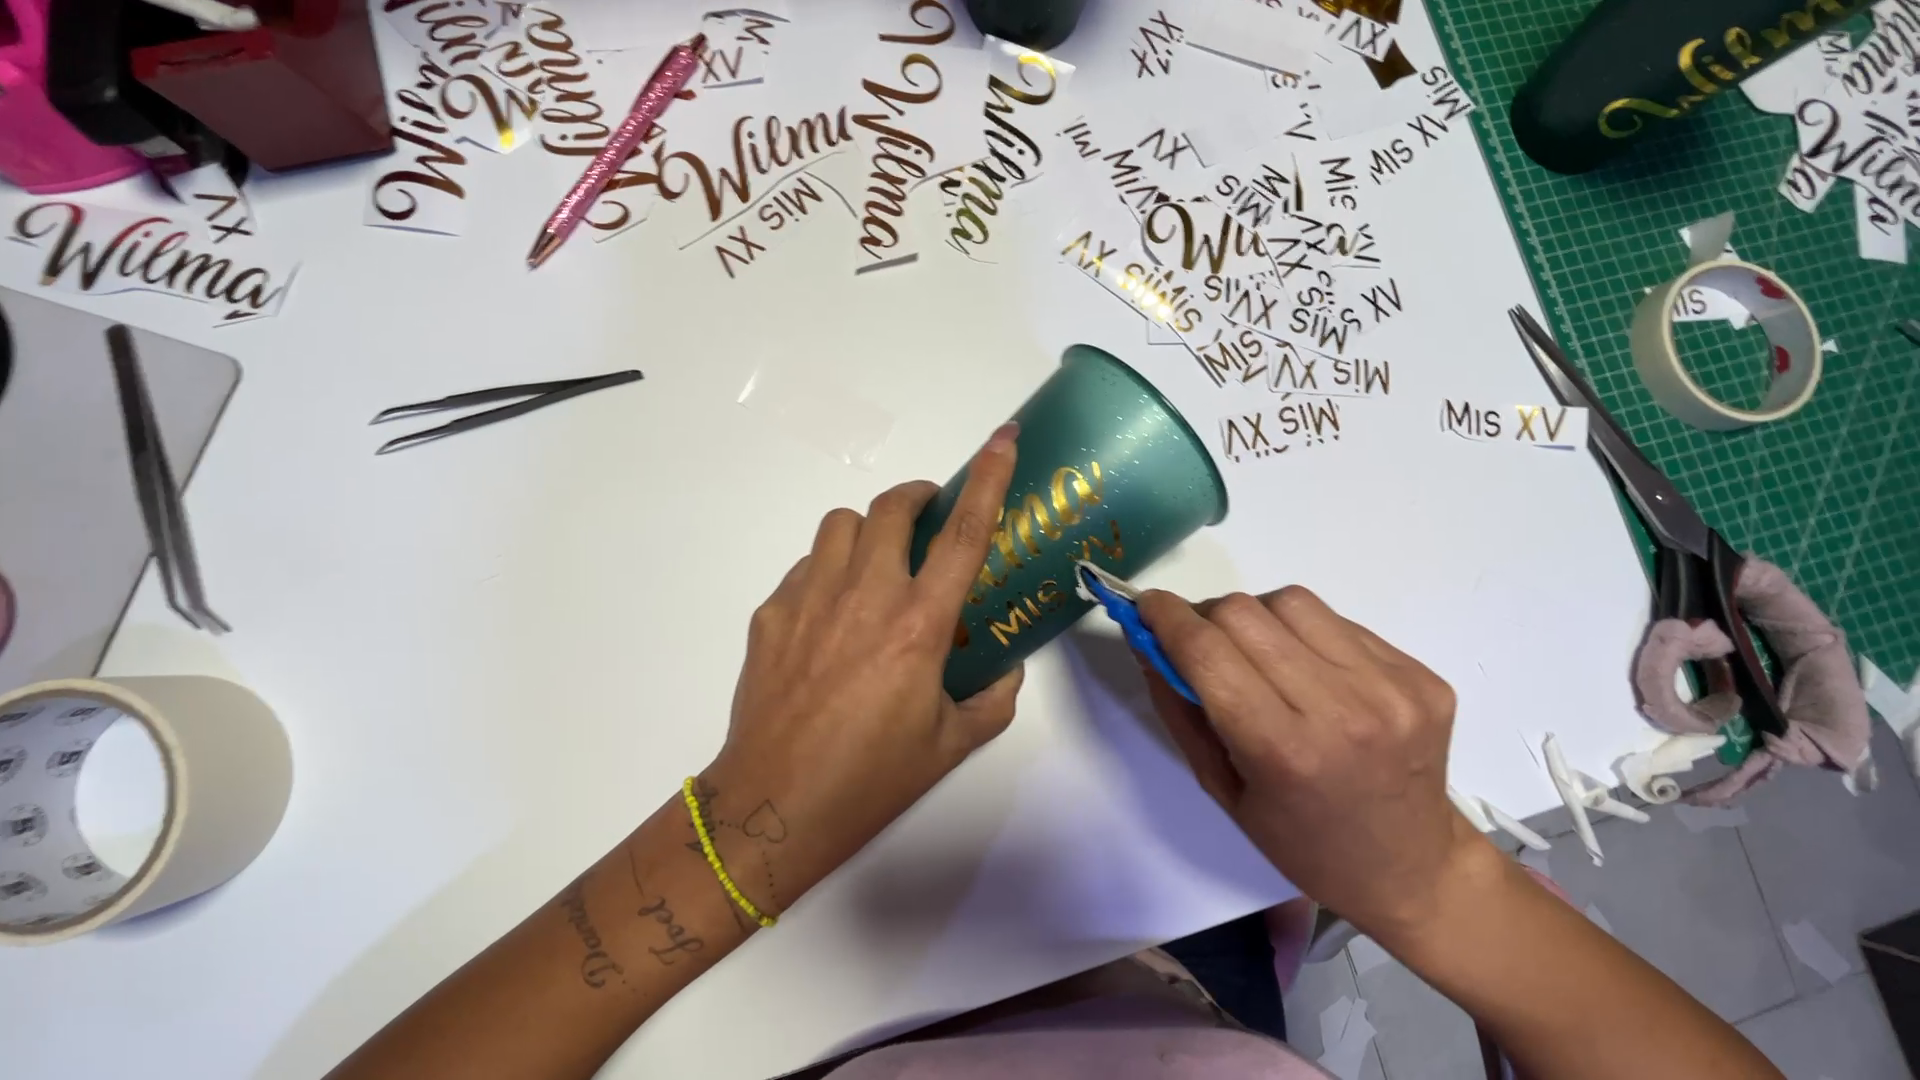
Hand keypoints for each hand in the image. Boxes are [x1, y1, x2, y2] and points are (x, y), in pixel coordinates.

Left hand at [699, 423, 1025, 920]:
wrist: (775, 805)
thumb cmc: (872, 778)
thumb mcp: (952, 745)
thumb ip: (993, 699)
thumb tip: (1006, 669)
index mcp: (918, 625)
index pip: (963, 533)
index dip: (988, 479)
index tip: (1002, 440)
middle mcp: (864, 596)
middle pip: (890, 507)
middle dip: (916, 496)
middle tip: (929, 516)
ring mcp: (808, 599)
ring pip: (839, 524)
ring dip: (867, 530)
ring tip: (877, 564)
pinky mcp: (770, 614)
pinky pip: (804, 567)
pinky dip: (827, 572)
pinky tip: (831, 615)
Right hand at [1137, 586, 1477, 939]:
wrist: (1410, 867)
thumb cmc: (1299, 841)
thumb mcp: (1221, 787)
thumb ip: (1179, 708)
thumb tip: (1146, 639)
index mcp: (1284, 751)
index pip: (1207, 652)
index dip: (1166, 618)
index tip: (1146, 606)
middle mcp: (1342, 710)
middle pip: (1244, 613)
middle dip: (1207, 619)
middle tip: (1202, 644)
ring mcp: (1389, 688)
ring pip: (1291, 602)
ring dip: (1257, 619)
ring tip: (1261, 658)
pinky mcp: (1419, 675)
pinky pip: (1337, 622)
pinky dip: (1305, 635)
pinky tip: (1310, 674)